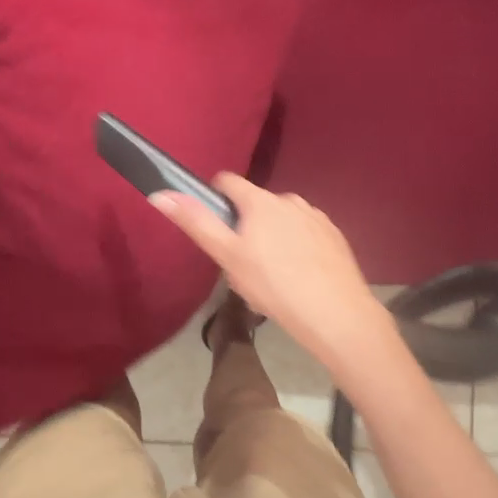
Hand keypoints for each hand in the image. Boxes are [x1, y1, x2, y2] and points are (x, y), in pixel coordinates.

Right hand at [153, 174, 387, 361]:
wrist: (337, 315)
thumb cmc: (274, 286)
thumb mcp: (228, 257)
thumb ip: (196, 222)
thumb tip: (161, 193)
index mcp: (260, 201)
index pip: (227, 181)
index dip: (214, 198)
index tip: (214, 227)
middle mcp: (289, 199)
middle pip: (255, 204)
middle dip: (245, 226)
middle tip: (241, 265)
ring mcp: (316, 216)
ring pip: (282, 220)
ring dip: (272, 237)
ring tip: (272, 277)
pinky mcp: (334, 236)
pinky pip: (306, 234)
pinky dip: (297, 248)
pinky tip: (298, 278)